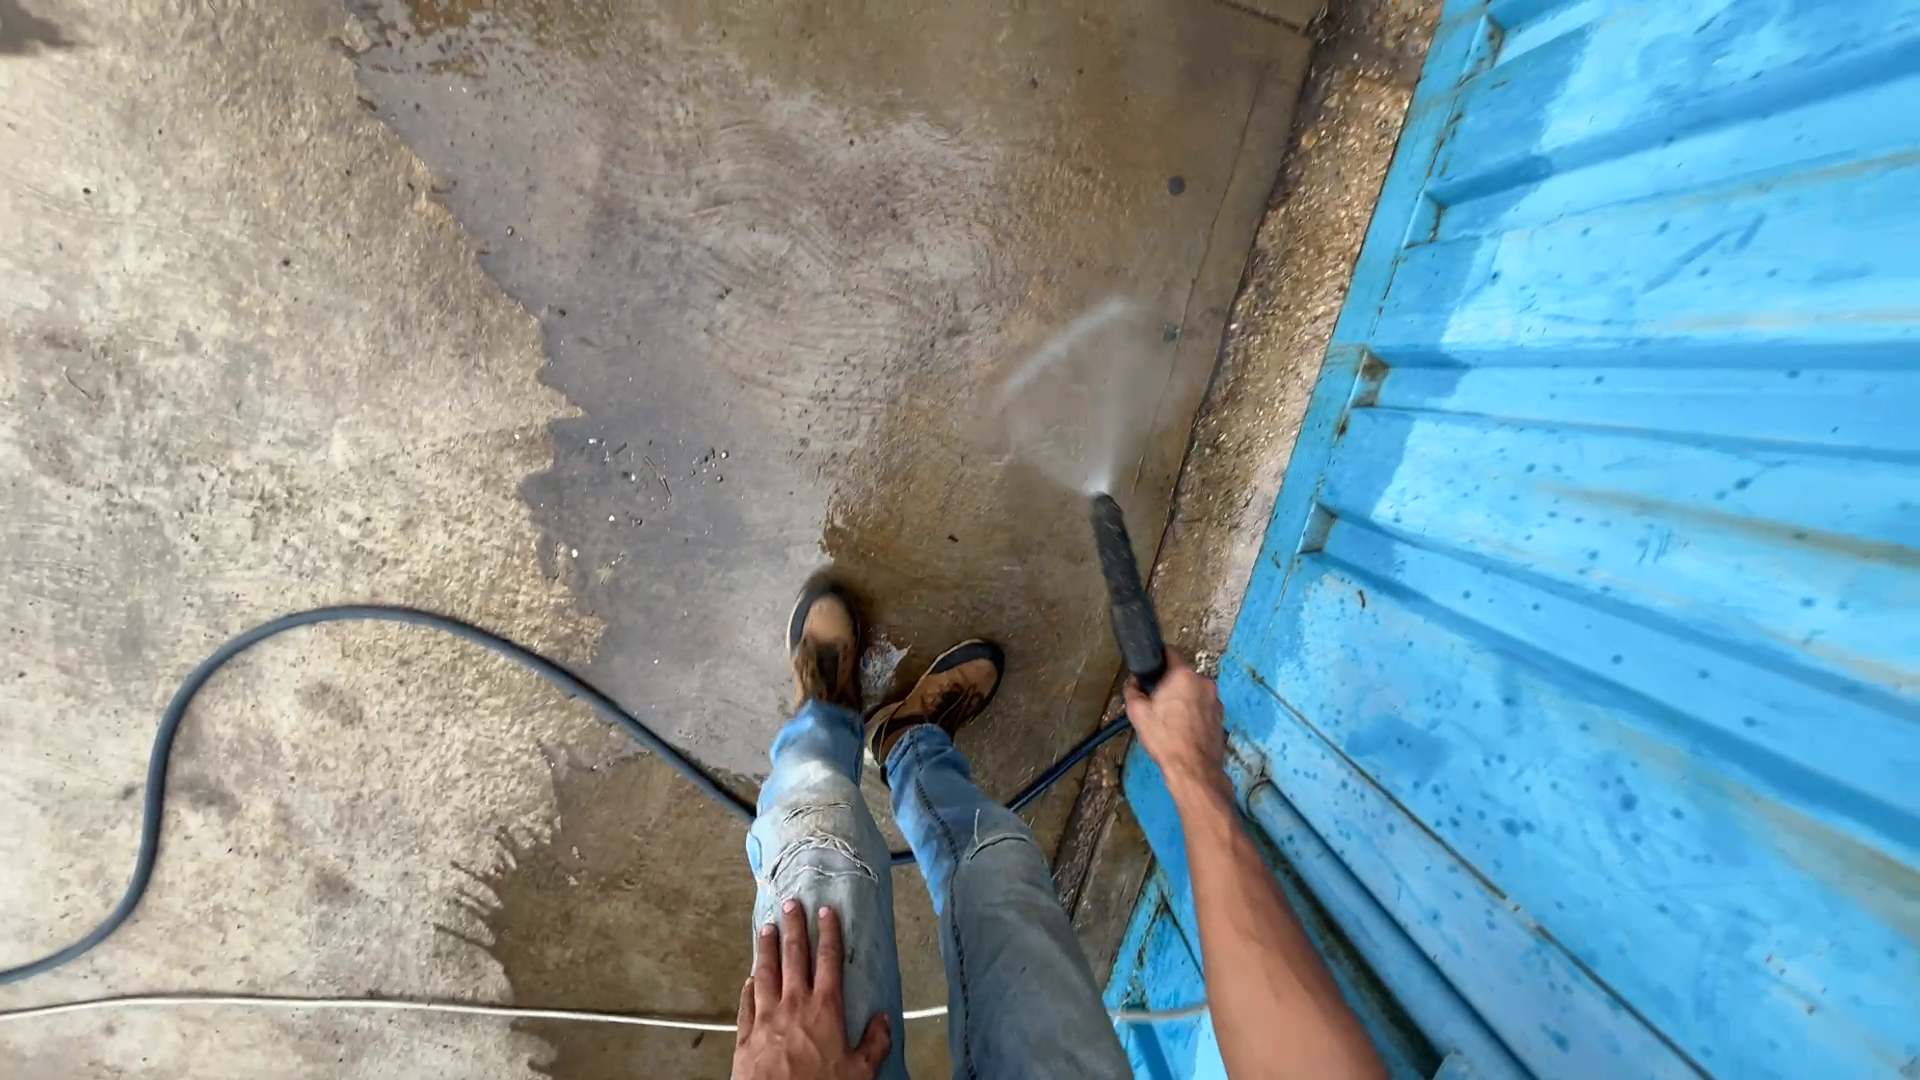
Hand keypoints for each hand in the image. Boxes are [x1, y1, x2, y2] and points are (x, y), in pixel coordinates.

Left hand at [733, 900, 891, 1079]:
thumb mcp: (860, 1073)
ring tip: (768, 928)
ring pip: (766, 973)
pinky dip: (747, 989)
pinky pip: (746, 1005)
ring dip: (767, 948)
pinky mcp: (745, 1037)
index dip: (828, 932)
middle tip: (791, 903)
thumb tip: (884, 1019)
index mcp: (825, 1008)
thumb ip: (875, 1043)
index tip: (825, 910)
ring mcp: (766, 1018)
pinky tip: (748, 979)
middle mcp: (795, 1004)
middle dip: (793, 927)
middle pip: (794, 956)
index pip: (828, 959)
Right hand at [1124, 649, 1226, 795]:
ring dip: (1183, 697)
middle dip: (1169, 682)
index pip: (1171, 651)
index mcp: (1183, 675)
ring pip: (1194, 690)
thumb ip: (1132, 691)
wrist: (1194, 769)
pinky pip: (1203, 705)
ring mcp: (1216, 699)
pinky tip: (1183, 728)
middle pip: (1182, 673)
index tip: (1150, 668)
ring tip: (1169, 718)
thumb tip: (1134, 683)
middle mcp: (1204, 682)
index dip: (1158, 656)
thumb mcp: (1137, 713)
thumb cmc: (1164, 737)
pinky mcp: (1221, 716)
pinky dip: (1194, 711)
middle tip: (1155, 699)